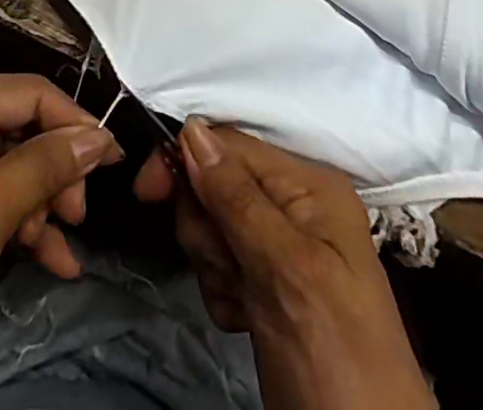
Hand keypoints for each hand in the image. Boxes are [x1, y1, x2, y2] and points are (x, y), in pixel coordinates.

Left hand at [0, 71, 122, 409]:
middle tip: (77, 214)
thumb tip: (101, 138)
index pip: (32, 94)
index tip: (114, 161)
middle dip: (56, 175)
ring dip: (42, 203)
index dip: (76, 126)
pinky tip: (53, 257)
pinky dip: (23, 219)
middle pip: (26, 127)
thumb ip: (48, 166)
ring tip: (57, 244)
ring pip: (18, 160)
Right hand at [134, 120, 434, 409]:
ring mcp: (280, 246)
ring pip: (212, 229)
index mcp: (310, 186)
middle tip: (230, 268)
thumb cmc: (334, 352)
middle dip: (207, 229)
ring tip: (244, 301)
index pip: (231, 146)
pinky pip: (219, 267)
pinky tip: (245, 320)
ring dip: (214, 266)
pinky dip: (221, 293)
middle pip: (215, 186)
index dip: (185, 160)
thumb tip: (193, 129)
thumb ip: (237, 198)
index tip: (148, 192)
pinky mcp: (265, 282)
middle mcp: (295, 206)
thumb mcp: (286, 269)